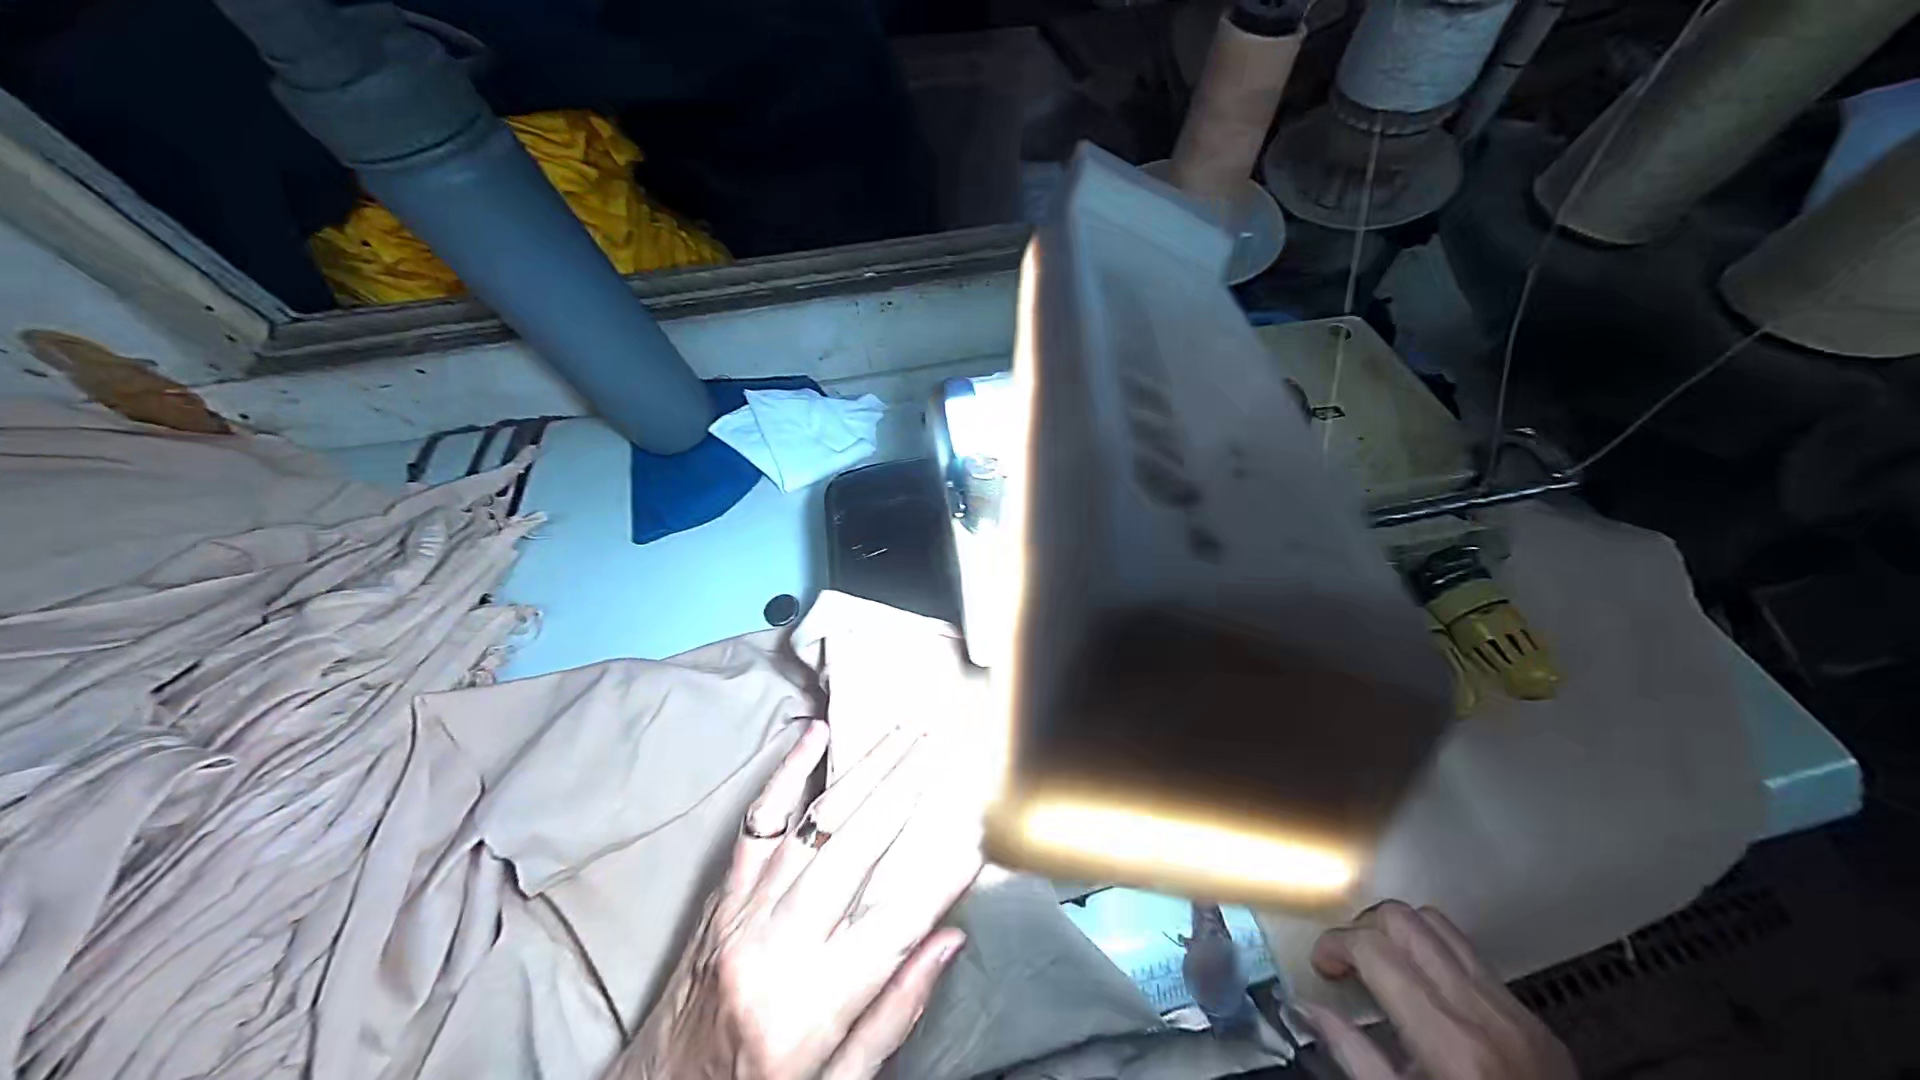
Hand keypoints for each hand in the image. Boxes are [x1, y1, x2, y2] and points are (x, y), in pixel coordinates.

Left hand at [617, 719, 982, 1079]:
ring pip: (813, 822)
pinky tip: (813, 735)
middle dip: (903, 790)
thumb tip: (947, 940)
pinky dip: (787, 773)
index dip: (942, 879)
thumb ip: (894, 1013)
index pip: (895, 924)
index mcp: (809, 1008)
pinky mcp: (723, 895)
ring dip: (864, 771)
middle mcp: (775, 946)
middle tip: (939, 749)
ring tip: (900, 735)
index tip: (977, 840)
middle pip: (856, 848)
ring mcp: (743, 911)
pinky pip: (758, 820)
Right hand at [1300, 901, 1577, 1079]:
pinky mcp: (1535, 1022)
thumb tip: (1309, 1009)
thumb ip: (1352, 1054)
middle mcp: (1485, 1015)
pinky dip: (1436, 956)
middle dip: (1363, 929)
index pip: (1374, 948)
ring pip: (1440, 925)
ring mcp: (1517, 1014)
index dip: (1334, 944)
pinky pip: (1473, 958)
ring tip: (1384, 965)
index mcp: (1449, 1042)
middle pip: (1405, 920)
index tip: (1324, 964)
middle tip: (1349, 960)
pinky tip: (1426, 991)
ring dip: (1400, 934)